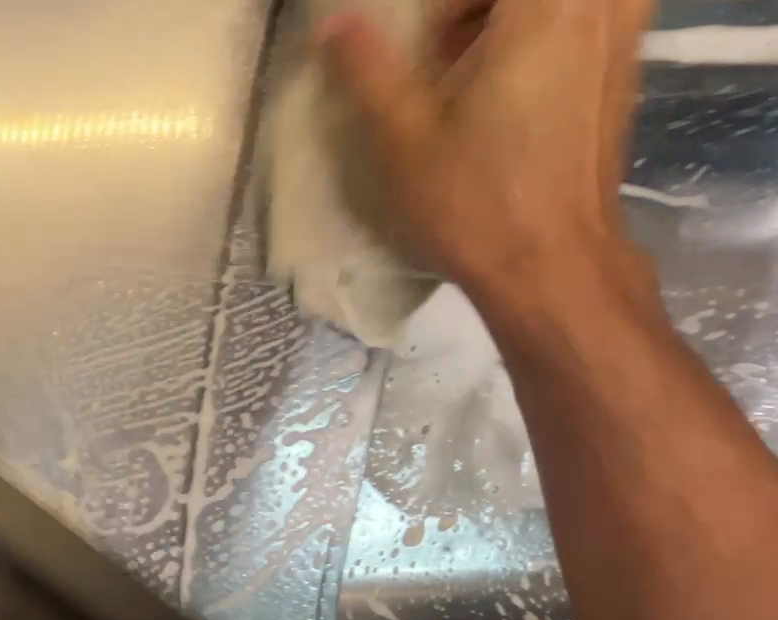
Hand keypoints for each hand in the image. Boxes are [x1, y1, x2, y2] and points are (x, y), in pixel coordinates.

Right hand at [318, 0, 656, 298]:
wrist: (546, 257)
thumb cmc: (468, 198)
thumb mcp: (399, 137)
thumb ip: (366, 69)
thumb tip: (332, 22)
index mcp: (547, 10)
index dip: (443, 9)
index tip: (419, 49)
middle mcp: (602, 6)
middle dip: (470, 13)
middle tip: (439, 56)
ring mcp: (625, 34)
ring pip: (556, 5)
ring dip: (503, 24)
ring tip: (467, 75)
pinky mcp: (624, 67)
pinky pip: (584, 20)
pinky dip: (537, 39)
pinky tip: (501, 96)